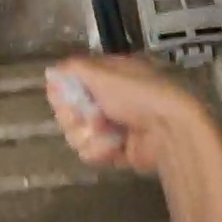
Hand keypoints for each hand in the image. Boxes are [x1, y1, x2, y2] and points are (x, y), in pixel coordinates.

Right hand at [46, 55, 214, 174]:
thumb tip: (52, 71)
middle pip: (69, 111)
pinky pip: (92, 152)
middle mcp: (107, 98)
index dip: (62, 93)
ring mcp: (111, 126)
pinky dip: (101, 151)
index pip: (70, 82)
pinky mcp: (116, 150)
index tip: (63, 98)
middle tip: (89, 118)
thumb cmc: (137, 94)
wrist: (169, 130)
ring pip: (77, 134)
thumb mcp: (104, 73)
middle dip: (75, 117)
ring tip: (106, 134)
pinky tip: (114, 148)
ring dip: (88, 135)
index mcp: (107, 75)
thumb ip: (74, 69)